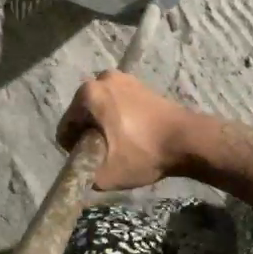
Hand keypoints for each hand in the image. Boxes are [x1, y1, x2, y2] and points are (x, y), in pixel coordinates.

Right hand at [56, 70, 198, 189]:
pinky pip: (116, 103)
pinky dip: (118, 118)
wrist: (186, 138)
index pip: (66, 127)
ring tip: (119, 147)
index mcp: (88, 93)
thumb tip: (77, 172)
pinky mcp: (139, 83)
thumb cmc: (143, 152)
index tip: (91, 163)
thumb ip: (81, 175)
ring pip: (100, 108)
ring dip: (104, 126)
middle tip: (105, 155)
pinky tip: (131, 135)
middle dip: (88, 135)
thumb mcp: (106, 175)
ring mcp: (122, 78)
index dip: (73, 150)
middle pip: (83, 115)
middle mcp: (102, 78)